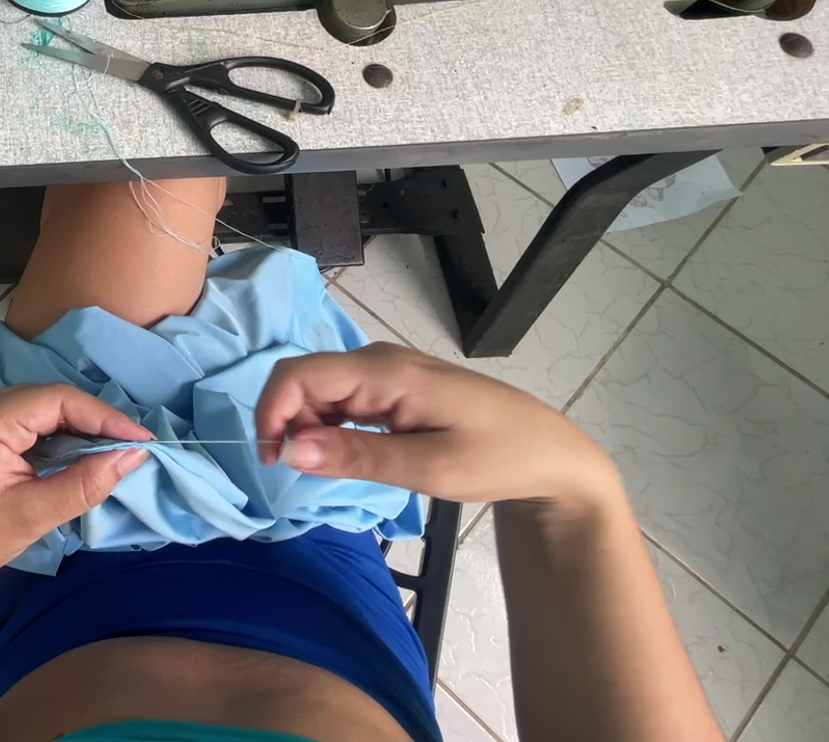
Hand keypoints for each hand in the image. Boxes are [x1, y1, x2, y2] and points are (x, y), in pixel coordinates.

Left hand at [0, 385, 151, 597]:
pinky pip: (27, 421)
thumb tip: (133, 455)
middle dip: (94, 422)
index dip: (105, 416)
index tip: (143, 439)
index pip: (59, 400)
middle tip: (133, 448)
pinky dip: (55, 436)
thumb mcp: (33, 515)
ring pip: (41, 409)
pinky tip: (79, 455)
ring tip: (114, 452)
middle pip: (51, 400)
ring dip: (77, 429)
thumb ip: (84, 483)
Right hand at [255, 342, 621, 509]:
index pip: (298, 374)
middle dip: (287, 421)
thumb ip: (355, 457)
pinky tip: (343, 450)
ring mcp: (383, 369)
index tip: (273, 458)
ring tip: (326, 465)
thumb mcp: (429, 468)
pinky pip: (341, 396)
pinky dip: (328, 424)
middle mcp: (376, 359)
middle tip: (298, 469)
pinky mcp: (390, 384)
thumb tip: (289, 450)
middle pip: (304, 379)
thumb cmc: (500, 459)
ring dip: (307, 425)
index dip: (271, 410)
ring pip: (319, 388)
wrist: (556, 456)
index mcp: (384, 371)